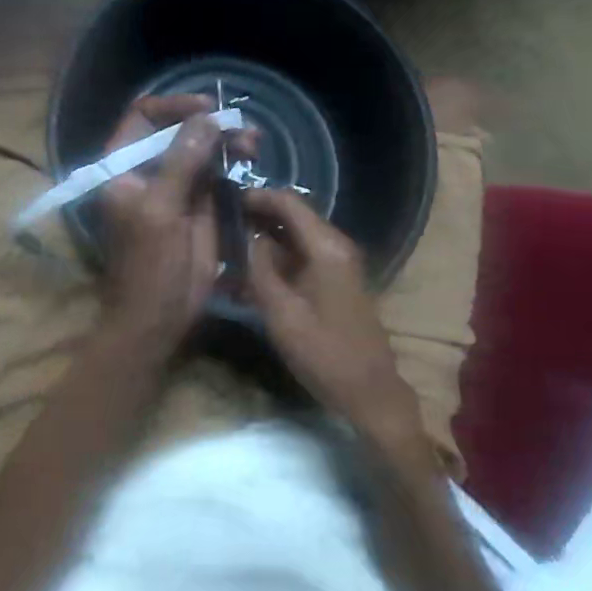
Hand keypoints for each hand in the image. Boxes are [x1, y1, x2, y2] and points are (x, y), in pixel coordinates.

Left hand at [96, 95, 252, 342]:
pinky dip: (234, 161)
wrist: (159, 315)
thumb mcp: (160, 209)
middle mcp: (149, 169)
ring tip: (252, 144)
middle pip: (178, 129)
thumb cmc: (148, 264)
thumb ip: (181, 161)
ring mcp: (176, 185)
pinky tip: (251, 158)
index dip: (173, 106)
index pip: (143, 116)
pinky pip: (218, 171)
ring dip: (227, 140)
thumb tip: (206, 119)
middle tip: (241, 130)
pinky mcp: (200, 203)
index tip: (205, 109)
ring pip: (202, 148)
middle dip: (210, 124)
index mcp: (123, 166)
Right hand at [244, 190, 421, 441]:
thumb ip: (260, 269)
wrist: (369, 392)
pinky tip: (252, 270)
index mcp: (327, 247)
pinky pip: (302, 255)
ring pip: (296, 237)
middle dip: (258, 216)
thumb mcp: (281, 313)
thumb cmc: (324, 353)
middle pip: (293, 216)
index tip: (226, 200)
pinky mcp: (336, 280)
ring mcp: (339, 263)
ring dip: (266, 238)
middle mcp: (336, 246)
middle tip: (221, 223)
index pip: (289, 203)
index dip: (257, 197)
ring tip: (230, 245)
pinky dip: (278, 257)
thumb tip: (248, 236)